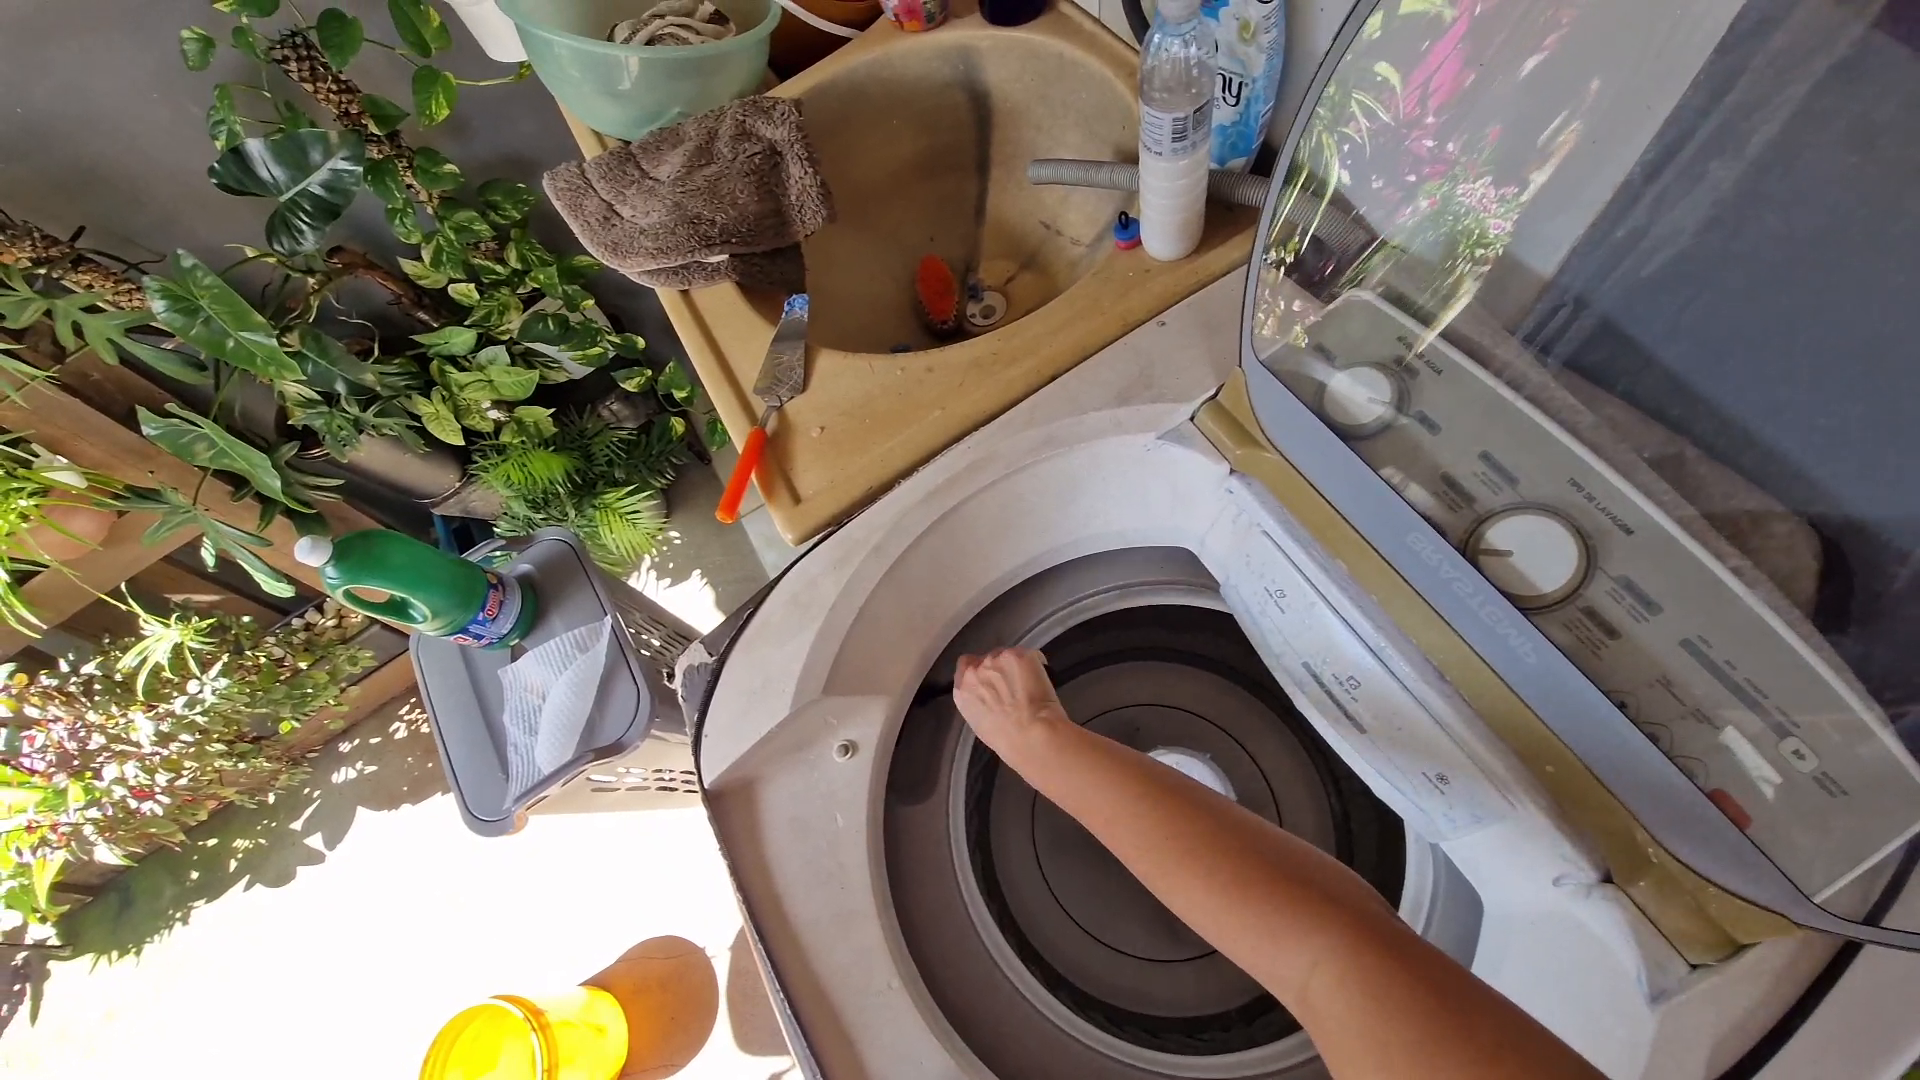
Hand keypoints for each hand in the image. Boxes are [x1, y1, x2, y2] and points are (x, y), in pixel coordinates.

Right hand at [952, 647, 1073, 766]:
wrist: (1030, 733)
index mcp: (963, 688)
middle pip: (988, 658)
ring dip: (1017, 666)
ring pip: (1008, 656)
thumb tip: (989, 695)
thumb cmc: (1005, 738)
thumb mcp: (978, 722)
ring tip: (1029, 685)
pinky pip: (1030, 656)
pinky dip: (1036, 666)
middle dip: (1000, 668)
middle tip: (1014, 683)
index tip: (991, 677)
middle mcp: (976, 669)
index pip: (965, 665)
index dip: (980, 669)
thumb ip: (978, 700)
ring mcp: (998, 658)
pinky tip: (1041, 683)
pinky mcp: (1020, 654)